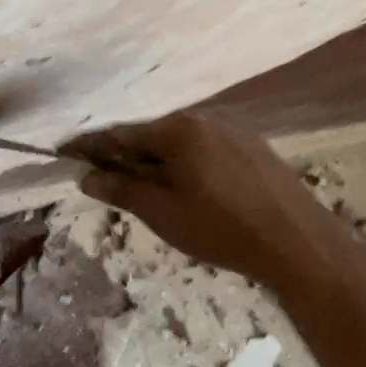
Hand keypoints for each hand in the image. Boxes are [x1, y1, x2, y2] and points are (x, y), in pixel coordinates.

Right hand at [56, 111, 361, 292]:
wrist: (302, 246)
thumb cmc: (222, 228)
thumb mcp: (161, 213)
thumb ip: (120, 191)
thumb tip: (86, 177)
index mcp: (177, 129)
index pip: (119, 134)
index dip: (88, 146)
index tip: (63, 152)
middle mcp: (204, 120)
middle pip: (148, 135)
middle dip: (122, 156)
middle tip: (102, 179)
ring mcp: (234, 133)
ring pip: (177, 144)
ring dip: (153, 163)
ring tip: (141, 189)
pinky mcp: (255, 151)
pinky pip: (203, 151)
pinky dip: (182, 166)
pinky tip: (182, 190)